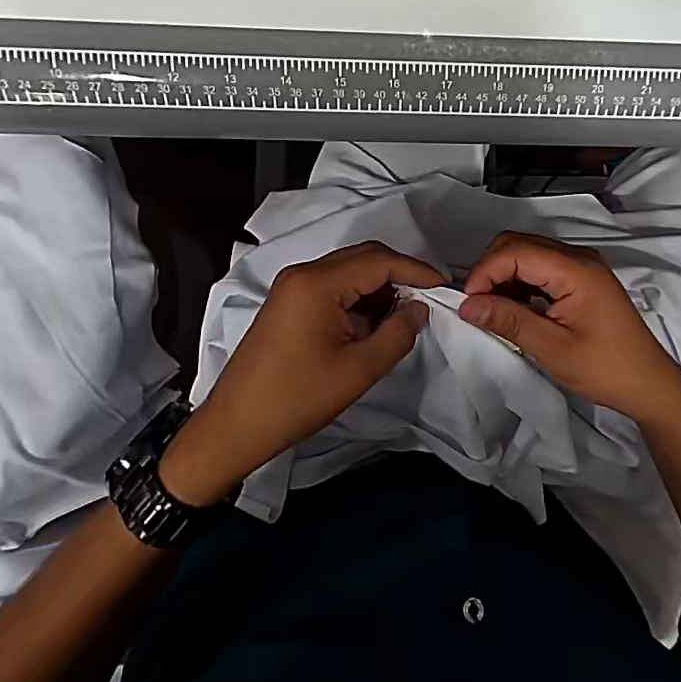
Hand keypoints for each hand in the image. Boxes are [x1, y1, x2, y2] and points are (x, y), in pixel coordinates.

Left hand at [159, 241, 442, 505]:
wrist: (235, 424)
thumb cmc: (297, 399)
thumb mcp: (358, 370)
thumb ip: (397, 334)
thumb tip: (419, 308)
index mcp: (317, 283)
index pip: (379, 260)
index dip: (417, 270)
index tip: (445, 287)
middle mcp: (303, 273)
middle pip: (363, 257)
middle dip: (399, 274)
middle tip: (428, 300)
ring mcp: (291, 285)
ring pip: (348, 269)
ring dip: (378, 285)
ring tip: (403, 314)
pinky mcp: (287, 301)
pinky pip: (332, 284)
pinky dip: (357, 295)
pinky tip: (373, 320)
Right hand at [459, 232, 680, 425]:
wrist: (649, 385)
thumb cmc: (607, 369)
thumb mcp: (551, 348)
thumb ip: (508, 320)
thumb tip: (469, 305)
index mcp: (576, 270)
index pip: (515, 251)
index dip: (484, 272)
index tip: (468, 301)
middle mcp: (579, 259)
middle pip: (518, 244)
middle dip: (489, 270)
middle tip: (475, 304)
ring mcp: (581, 267)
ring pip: (526, 253)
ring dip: (502, 276)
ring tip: (491, 310)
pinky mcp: (580, 279)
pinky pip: (539, 268)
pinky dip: (519, 283)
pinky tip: (512, 308)